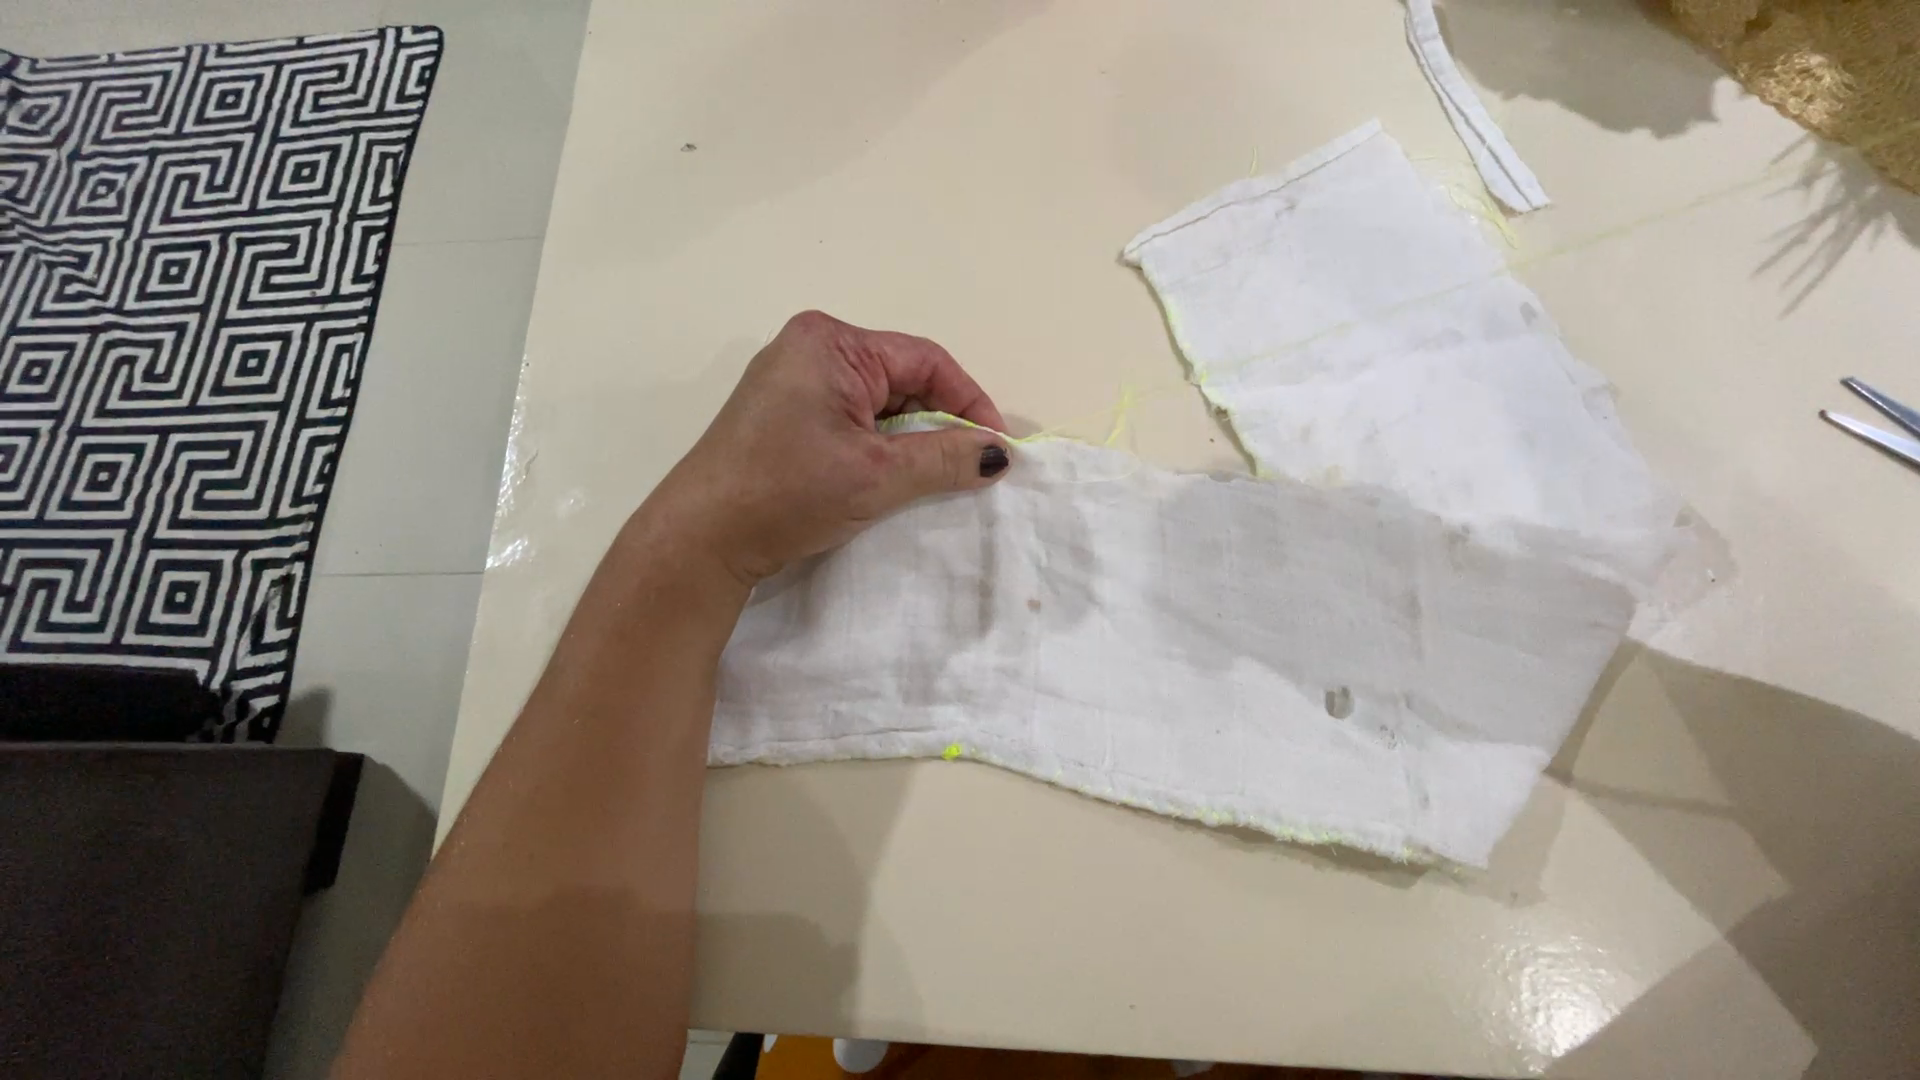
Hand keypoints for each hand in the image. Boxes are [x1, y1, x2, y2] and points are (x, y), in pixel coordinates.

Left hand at [635, 310, 1012, 585]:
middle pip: (902, 379)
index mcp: (830, 342)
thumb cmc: (788, 493)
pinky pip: (851, 421)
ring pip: (878, 404)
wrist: (701, 539)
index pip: (924, 361)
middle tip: (967, 468)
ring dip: (910, 440)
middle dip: (939, 423)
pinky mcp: (784, 417)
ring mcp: (793, 384)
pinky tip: (891, 479)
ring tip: (933, 478)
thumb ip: (945, 459)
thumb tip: (1000, 454)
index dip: (969, 402)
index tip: (995, 449)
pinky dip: (879, 448)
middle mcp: (810, 349)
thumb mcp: (877, 475)